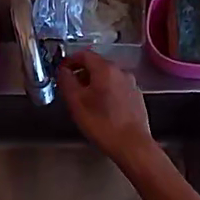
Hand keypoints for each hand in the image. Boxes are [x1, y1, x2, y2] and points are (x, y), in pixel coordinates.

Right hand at [58, 52, 157, 166]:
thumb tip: (63, 71)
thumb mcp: (76, 103)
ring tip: (85, 100)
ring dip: (94, 83)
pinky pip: (118, 87)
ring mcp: (132, 84)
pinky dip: (107, 91)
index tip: (62, 71)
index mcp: (105, 69)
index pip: (84, 54)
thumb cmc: (102, 124)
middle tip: (71, 87)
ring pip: (108, 77)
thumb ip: (67, 82)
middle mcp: (121, 72)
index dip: (70, 60)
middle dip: (82, 73)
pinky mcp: (137, 96)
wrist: (132, 144)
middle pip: (97, 65)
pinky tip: (102, 108)